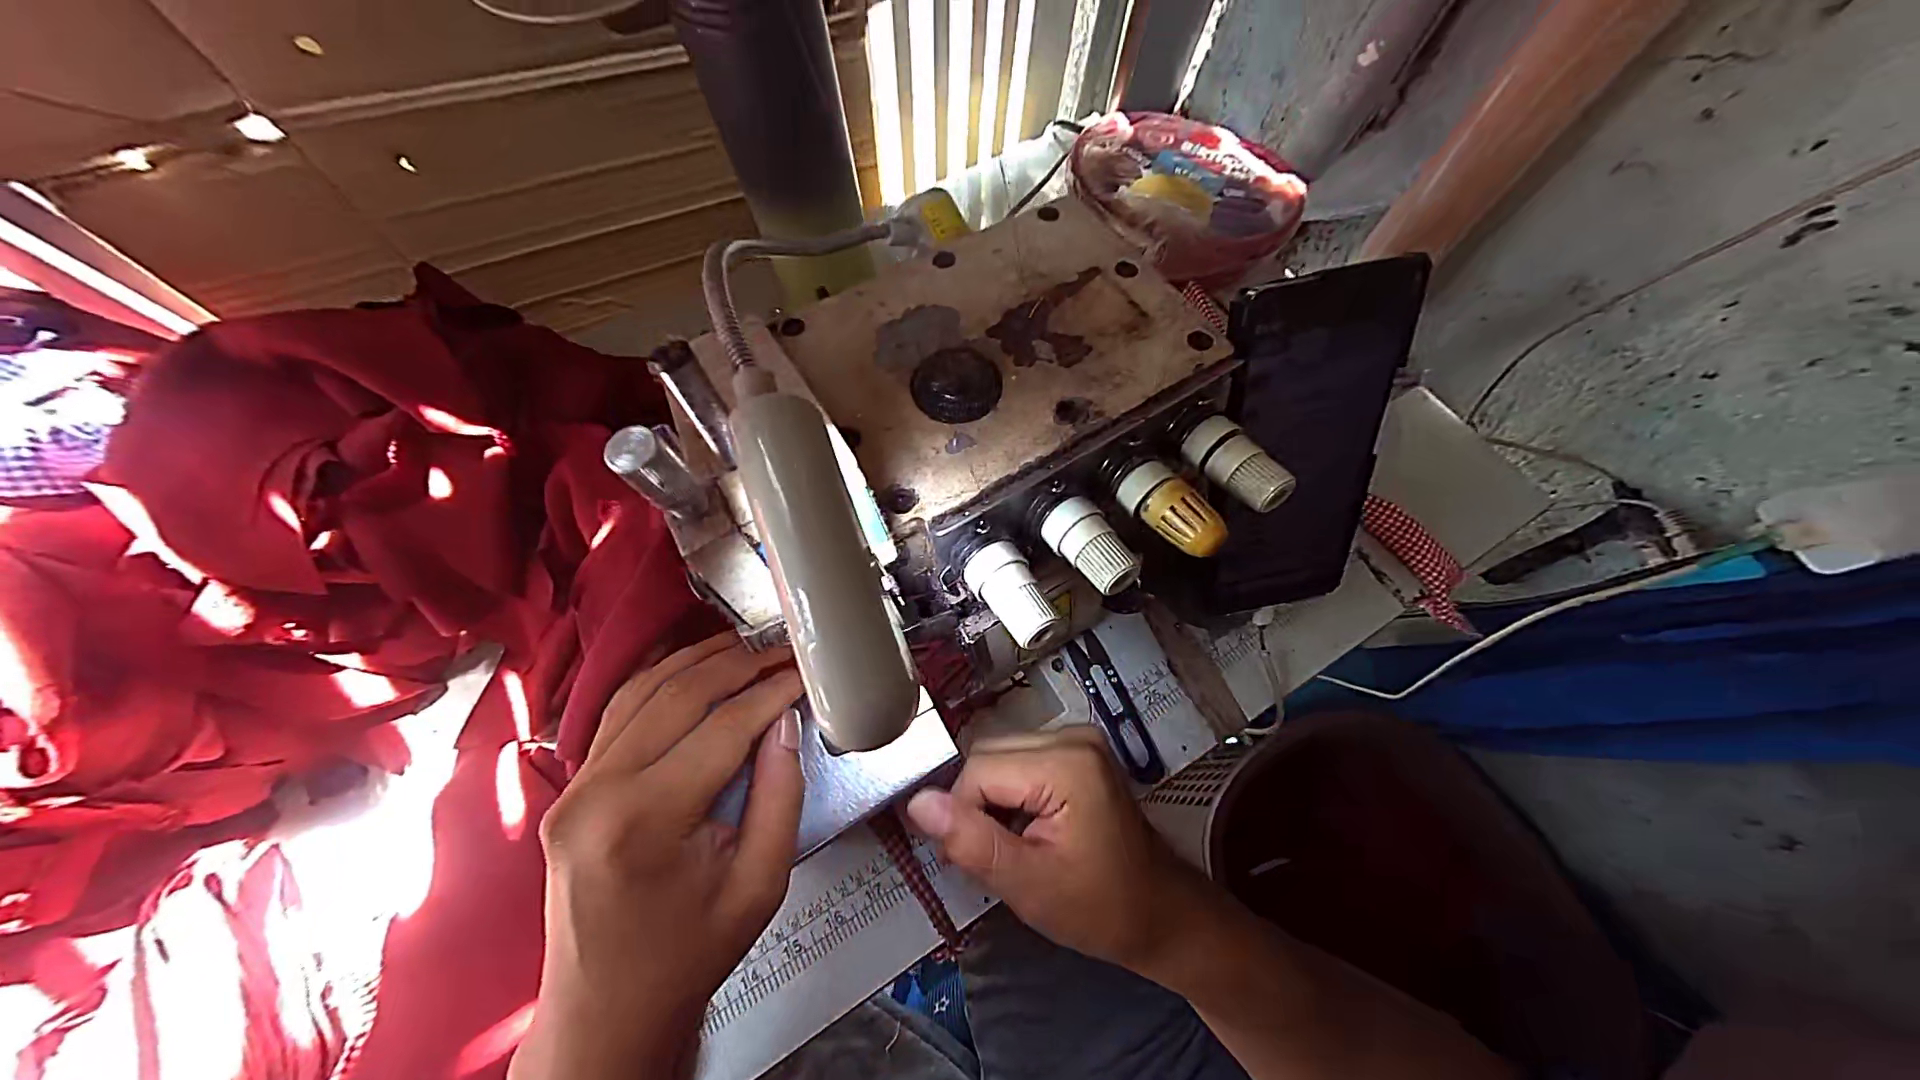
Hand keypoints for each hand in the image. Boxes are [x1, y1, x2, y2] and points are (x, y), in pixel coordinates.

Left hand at [512, 634, 804, 1079]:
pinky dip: (661, 680)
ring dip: (699, 661)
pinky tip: (694, 667)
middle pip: (679, 695)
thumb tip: (783, 722)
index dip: (771, 692)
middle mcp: (598, 791)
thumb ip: (781, 794)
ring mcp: (575, 787)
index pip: (722, 727)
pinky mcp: (572, 789)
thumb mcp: (761, 883)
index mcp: (644, 820)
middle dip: (740, 664)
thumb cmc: (690, 955)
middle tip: (783, 650)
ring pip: (643, 692)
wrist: (607, 1011)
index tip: (805, 674)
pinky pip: (619, 714)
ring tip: (747, 646)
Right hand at [905, 726, 1223, 980]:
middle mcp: (1072, 735)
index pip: (978, 770)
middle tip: (993, 855)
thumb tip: (917, 803)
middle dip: (976, 804)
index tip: (974, 859)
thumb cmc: (1100, 908)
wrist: (1160, 913)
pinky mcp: (1077, 748)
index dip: (963, 816)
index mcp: (1067, 763)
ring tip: (1013, 841)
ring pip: (998, 755)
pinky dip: (1010, 790)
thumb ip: (970, 841)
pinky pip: (1018, 758)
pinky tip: (1027, 824)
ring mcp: (1078, 737)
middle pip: (987, 756)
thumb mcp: (1028, 884)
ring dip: (991, 797)